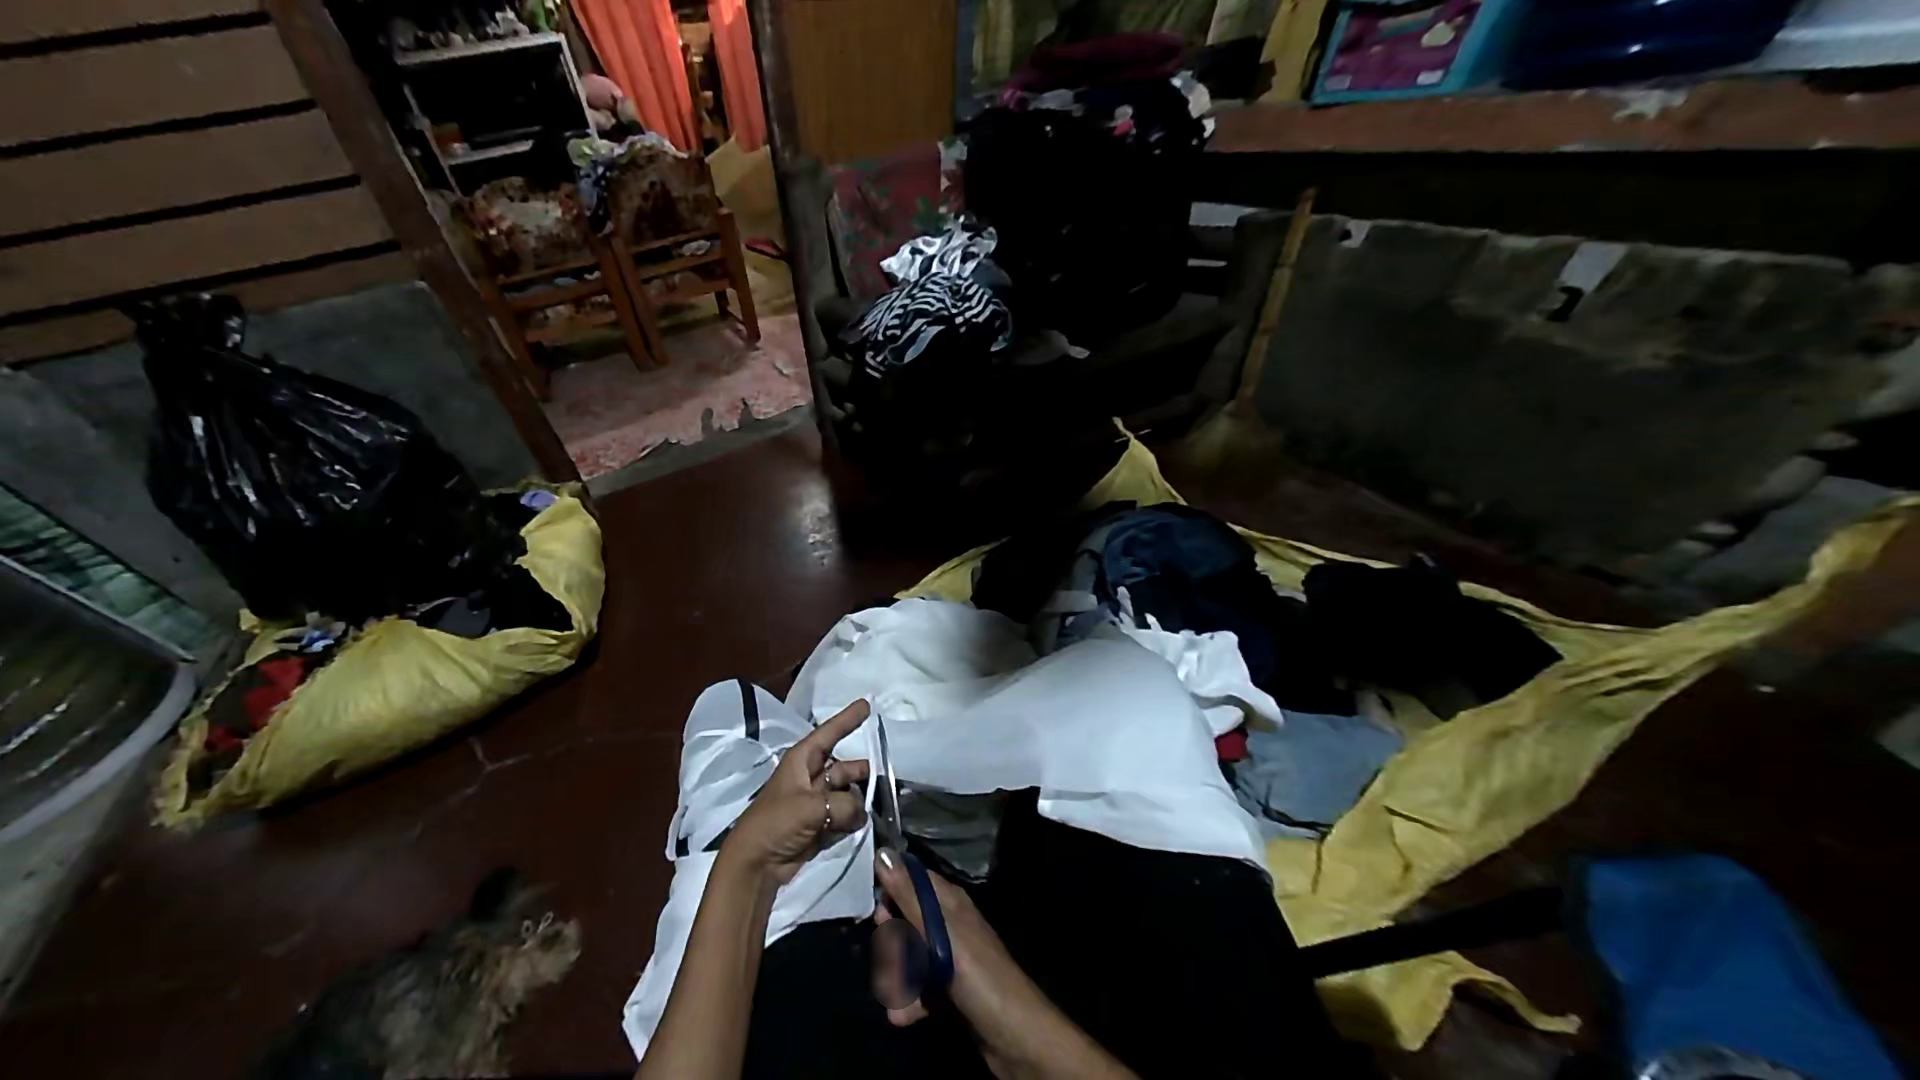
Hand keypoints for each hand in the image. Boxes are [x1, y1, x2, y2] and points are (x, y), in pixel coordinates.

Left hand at [721, 700, 870, 885]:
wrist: (755, 865)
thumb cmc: (775, 823)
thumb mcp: (810, 807)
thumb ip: (845, 804)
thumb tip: (863, 812)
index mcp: (801, 761)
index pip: (828, 734)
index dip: (847, 719)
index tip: (866, 704)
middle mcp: (811, 777)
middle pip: (845, 767)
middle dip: (863, 772)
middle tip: (886, 778)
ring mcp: (817, 802)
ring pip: (849, 792)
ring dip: (860, 800)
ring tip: (873, 808)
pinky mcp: (822, 824)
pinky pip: (847, 815)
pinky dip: (854, 819)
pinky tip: (858, 825)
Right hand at [875, 850, 1138, 1079]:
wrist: (1015, 1035)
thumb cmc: (978, 975)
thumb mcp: (941, 932)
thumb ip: (909, 895)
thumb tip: (883, 850)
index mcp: (950, 902)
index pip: (914, 878)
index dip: (891, 887)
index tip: (874, 905)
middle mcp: (949, 923)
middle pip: (907, 920)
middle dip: (892, 941)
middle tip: (889, 958)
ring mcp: (950, 957)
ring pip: (910, 957)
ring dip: (897, 978)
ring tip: (895, 997)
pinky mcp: (950, 989)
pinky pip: (920, 986)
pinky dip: (909, 1001)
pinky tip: (902, 1016)